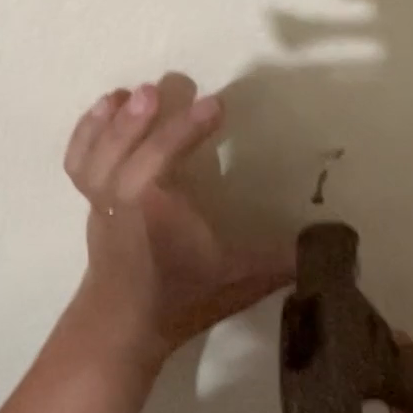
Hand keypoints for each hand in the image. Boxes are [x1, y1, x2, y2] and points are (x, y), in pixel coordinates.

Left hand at [62, 77, 292, 366]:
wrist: (122, 326)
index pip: (163, 163)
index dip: (185, 131)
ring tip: (137, 92)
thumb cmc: (182, 295)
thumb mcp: (237, 277)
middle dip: (142, 122)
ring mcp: (99, 200)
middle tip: (166, 86)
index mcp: (155, 213)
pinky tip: (107, 106)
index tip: (216, 104)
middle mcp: (121, 202)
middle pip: (123, 154)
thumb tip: (332, 243)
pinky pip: (80, 161)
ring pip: (96, 155)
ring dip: (113, 122)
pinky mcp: (91, 199)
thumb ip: (281, 259)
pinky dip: (88, 131)